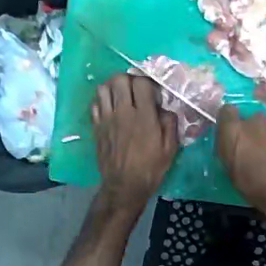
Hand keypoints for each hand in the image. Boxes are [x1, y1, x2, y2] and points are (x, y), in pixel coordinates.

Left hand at [92, 73, 177, 208]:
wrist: (124, 186)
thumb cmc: (151, 168)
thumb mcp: (170, 148)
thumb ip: (170, 123)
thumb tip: (165, 108)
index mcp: (144, 116)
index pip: (141, 83)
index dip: (148, 82)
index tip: (153, 93)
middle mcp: (123, 112)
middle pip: (120, 79)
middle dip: (129, 80)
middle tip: (136, 90)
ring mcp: (107, 118)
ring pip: (104, 87)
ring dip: (113, 87)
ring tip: (122, 96)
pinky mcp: (96, 126)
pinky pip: (95, 102)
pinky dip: (102, 100)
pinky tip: (111, 108)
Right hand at [214, 105, 265, 229]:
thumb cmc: (254, 185)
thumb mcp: (232, 170)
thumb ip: (232, 150)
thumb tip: (235, 145)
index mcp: (233, 131)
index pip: (226, 112)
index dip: (231, 121)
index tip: (235, 133)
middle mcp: (253, 120)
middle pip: (252, 120)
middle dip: (255, 131)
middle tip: (259, 150)